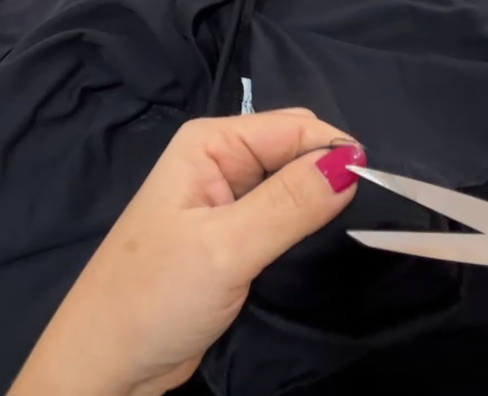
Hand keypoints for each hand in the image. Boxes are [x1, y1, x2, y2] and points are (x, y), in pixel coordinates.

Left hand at [8, 110, 364, 395]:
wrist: (108, 361)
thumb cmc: (157, 294)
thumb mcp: (227, 247)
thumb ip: (290, 203)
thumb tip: (353, 160)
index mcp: (211, 142)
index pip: (292, 126)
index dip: (336, 150)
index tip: (379, 187)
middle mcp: (219, 159)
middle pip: (293, 148)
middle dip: (331, 171)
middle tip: (370, 212)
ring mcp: (225, 198)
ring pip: (291, 182)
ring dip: (321, 198)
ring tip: (358, 226)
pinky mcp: (232, 235)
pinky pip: (281, 214)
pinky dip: (305, 223)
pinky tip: (326, 241)